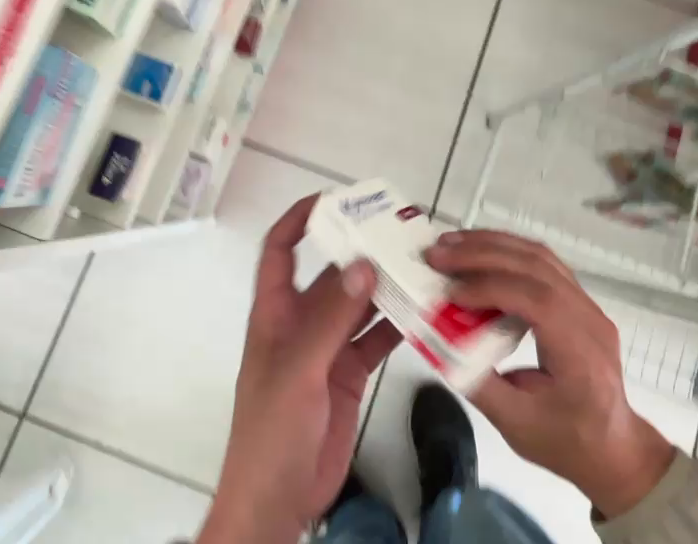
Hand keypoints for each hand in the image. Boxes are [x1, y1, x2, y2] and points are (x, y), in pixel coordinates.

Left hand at [197, 196, 402, 543]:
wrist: (278, 498)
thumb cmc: (273, 429)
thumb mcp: (297, 369)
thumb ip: (331, 318)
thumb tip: (362, 264)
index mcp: (276, 312)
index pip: (281, 250)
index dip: (299, 220)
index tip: (334, 199)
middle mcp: (302, 323)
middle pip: (332, 275)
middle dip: (361, 252)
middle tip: (401, 232)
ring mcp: (326, 349)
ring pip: (359, 306)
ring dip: (385, 287)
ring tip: (422, 267)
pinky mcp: (349, 375)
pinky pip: (376, 340)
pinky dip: (398, 326)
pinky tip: (425, 315)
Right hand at [426, 230, 675, 518]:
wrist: (613, 450)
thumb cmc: (566, 442)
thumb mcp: (515, 424)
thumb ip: (477, 382)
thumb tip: (437, 342)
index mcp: (582, 354)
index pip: (539, 302)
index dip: (491, 289)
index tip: (450, 293)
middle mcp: (591, 320)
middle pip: (538, 267)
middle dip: (483, 255)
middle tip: (437, 254)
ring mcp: (589, 306)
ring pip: (541, 257)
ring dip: (492, 245)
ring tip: (451, 244)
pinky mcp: (579, 301)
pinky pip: (543, 264)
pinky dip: (507, 252)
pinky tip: (478, 252)